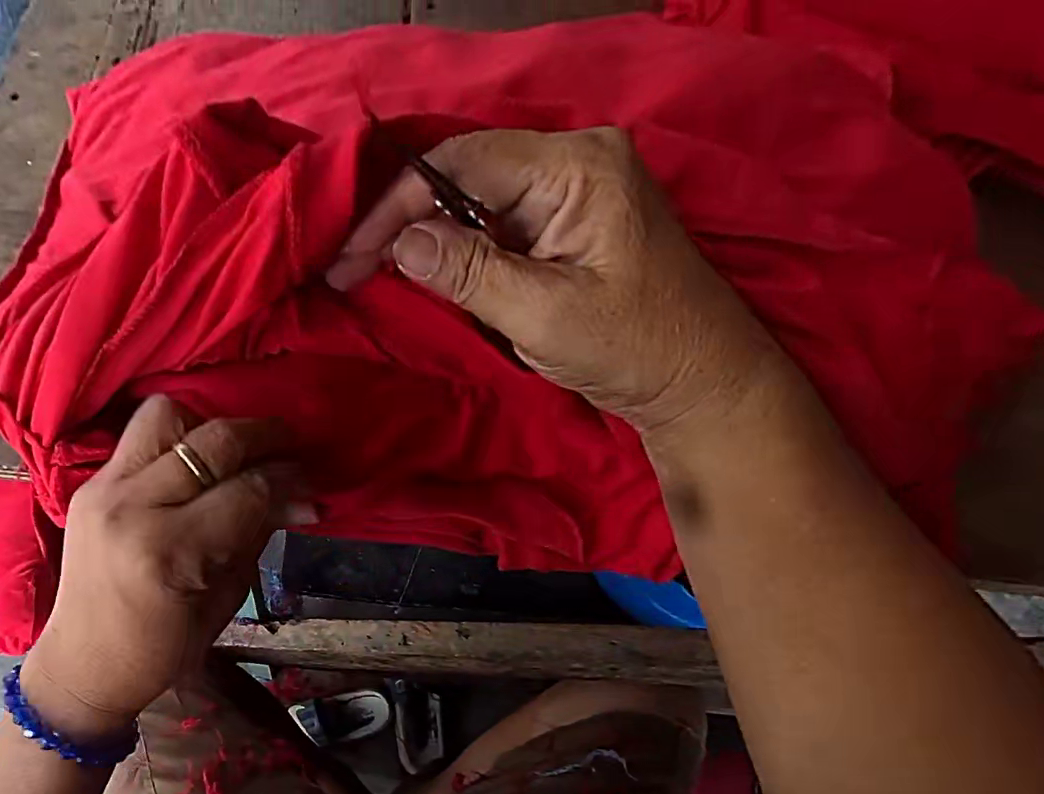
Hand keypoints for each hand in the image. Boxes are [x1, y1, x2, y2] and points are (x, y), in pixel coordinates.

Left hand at [19, 396, 313, 737]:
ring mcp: (103, 489)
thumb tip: (299, 496)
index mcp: (170, 552)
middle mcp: (133, 507)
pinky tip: (197, 465)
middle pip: (213, 442)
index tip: (310, 485)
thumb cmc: (160, 650)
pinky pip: (140, 437)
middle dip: (263, 437)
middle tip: (290, 448)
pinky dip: (177, 440)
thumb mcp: (223, 600)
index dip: (288, 481)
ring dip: (209, 427)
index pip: (247, 490)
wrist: (83, 664)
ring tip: (231, 454)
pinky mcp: (88, 484)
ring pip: (166, 416)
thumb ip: (256, 535)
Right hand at [326, 128, 787, 435]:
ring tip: (369, 273)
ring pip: (470, 203)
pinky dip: (450, 253)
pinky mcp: (560, 227)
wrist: (696, 380)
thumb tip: (399, 243)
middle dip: (400, 221)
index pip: (461, 164)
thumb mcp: (544, 315)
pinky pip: (490, 228)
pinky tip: (418, 275)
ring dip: (420, 238)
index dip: (395, 205)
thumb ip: (469, 273)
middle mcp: (570, 163)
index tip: (348, 255)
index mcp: (576, 168)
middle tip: (347, 267)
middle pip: (461, 176)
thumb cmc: (634, 348)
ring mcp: (567, 194)